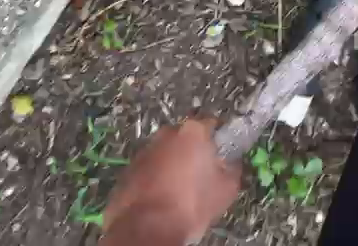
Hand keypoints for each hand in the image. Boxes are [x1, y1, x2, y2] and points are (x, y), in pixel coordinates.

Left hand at [99, 119, 240, 245]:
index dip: (218, 141)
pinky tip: (157, 201)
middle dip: (191, 152)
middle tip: (198, 176)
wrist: (146, 232)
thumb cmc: (191, 205)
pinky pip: (145, 173)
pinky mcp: (125, 174)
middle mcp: (166, 134)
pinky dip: (151, 182)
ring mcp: (142, 153)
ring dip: (169, 167)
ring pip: (163, 155)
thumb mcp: (226, 189)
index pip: (211, 125)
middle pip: (184, 138)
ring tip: (175, 192)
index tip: (220, 157)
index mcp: (193, 131)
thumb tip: (231, 164)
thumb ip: (232, 169)